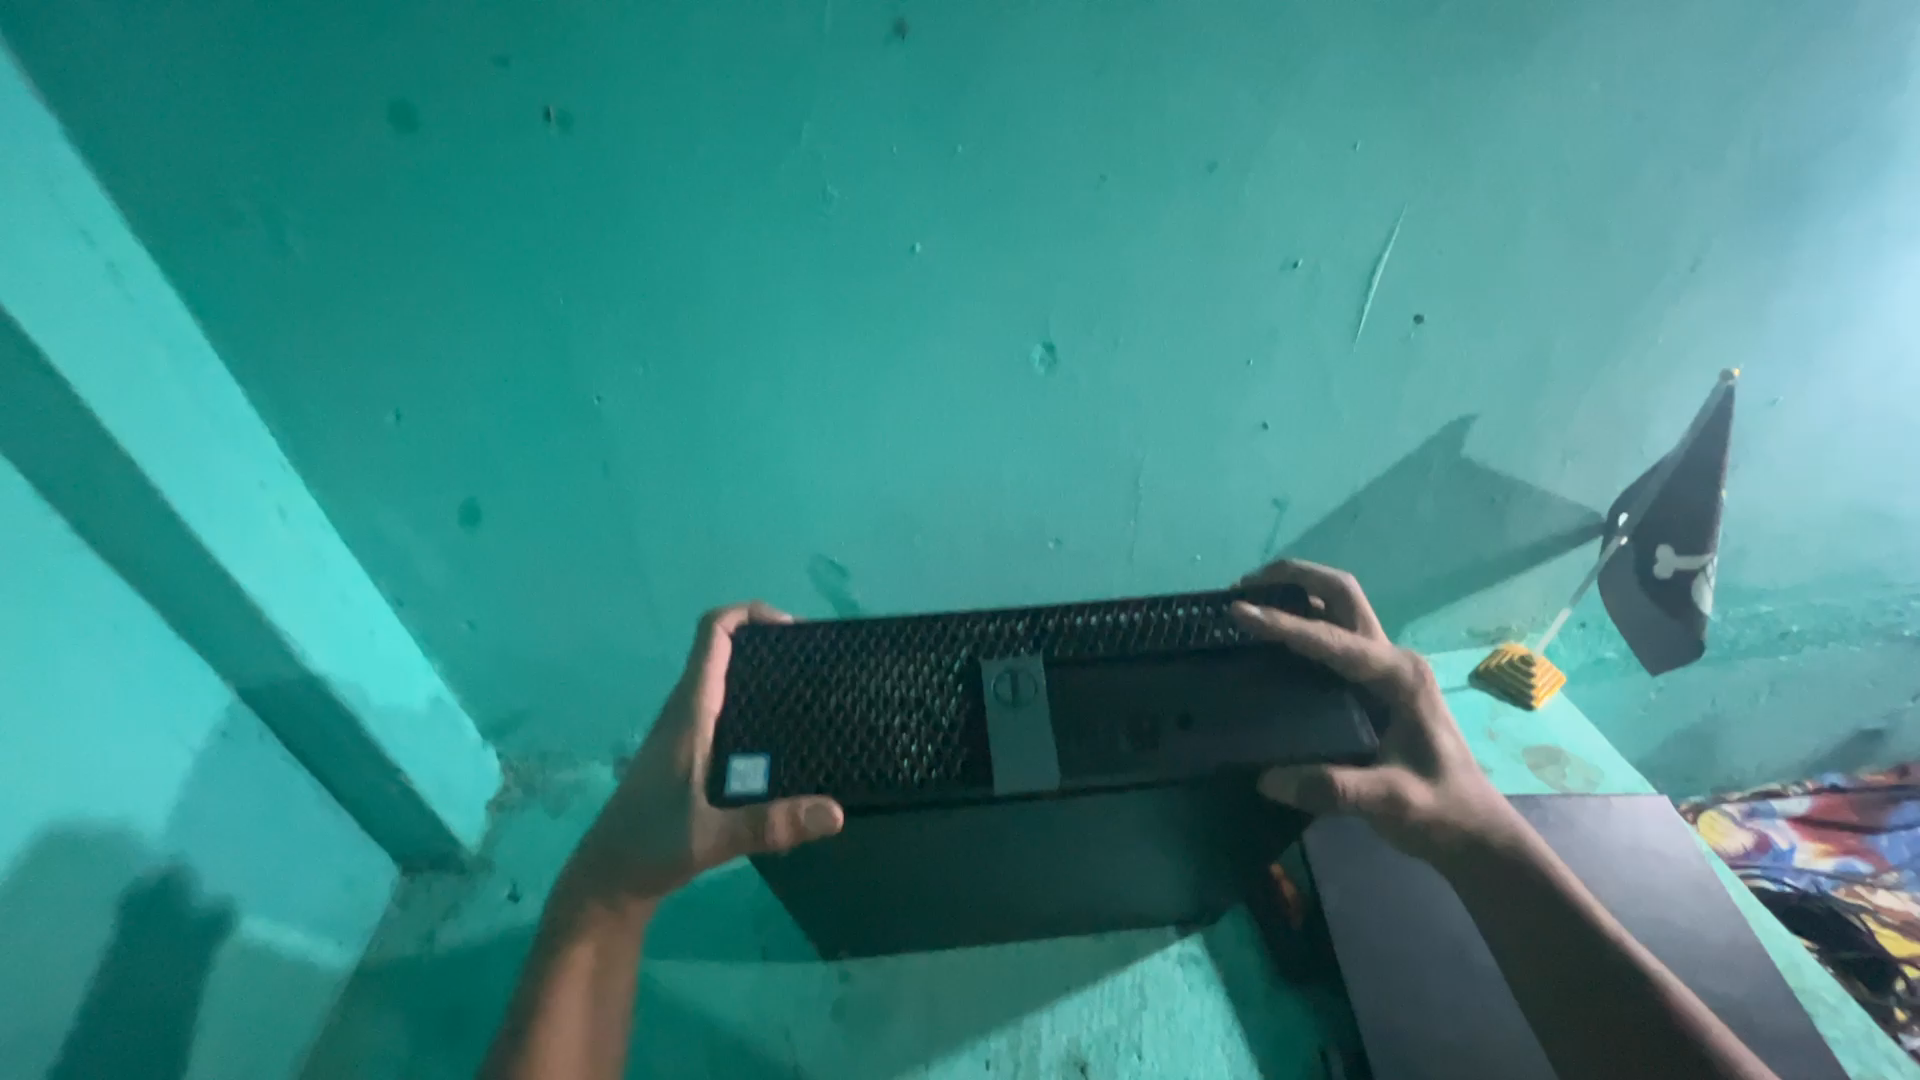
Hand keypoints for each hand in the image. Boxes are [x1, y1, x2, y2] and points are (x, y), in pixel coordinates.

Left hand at [567, 602, 844, 907]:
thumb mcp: (711, 839)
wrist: (605, 885)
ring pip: (725, 680)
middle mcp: (686, 712)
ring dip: (763, 675)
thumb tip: (837, 812)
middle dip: (769, 644)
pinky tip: (785, 738)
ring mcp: (684, 732)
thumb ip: (771, 825)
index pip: (712, 634)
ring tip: (811, 693)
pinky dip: (756, 705)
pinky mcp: (688, 755)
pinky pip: (726, 709)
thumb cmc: (649, 848)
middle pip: (723, 650)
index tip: (795, 631)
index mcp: (689, 712)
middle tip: (817, 664)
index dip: (750, 614)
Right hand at [1231, 560, 1524, 865]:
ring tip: (1247, 601)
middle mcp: (1391, 658)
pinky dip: (1300, 618)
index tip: (1237, 612)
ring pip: (1337, 605)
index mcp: (1398, 677)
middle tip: (1241, 587)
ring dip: (1294, 591)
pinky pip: (1332, 631)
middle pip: (1340, 593)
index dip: (1281, 624)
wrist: (1473, 828)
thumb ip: (1334, 788)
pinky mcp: (1373, 678)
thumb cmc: (1438, 809)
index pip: (1330, 639)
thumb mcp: (1390, 802)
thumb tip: (1267, 779)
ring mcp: (1384, 665)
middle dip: (1292, 578)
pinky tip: (1270, 636)